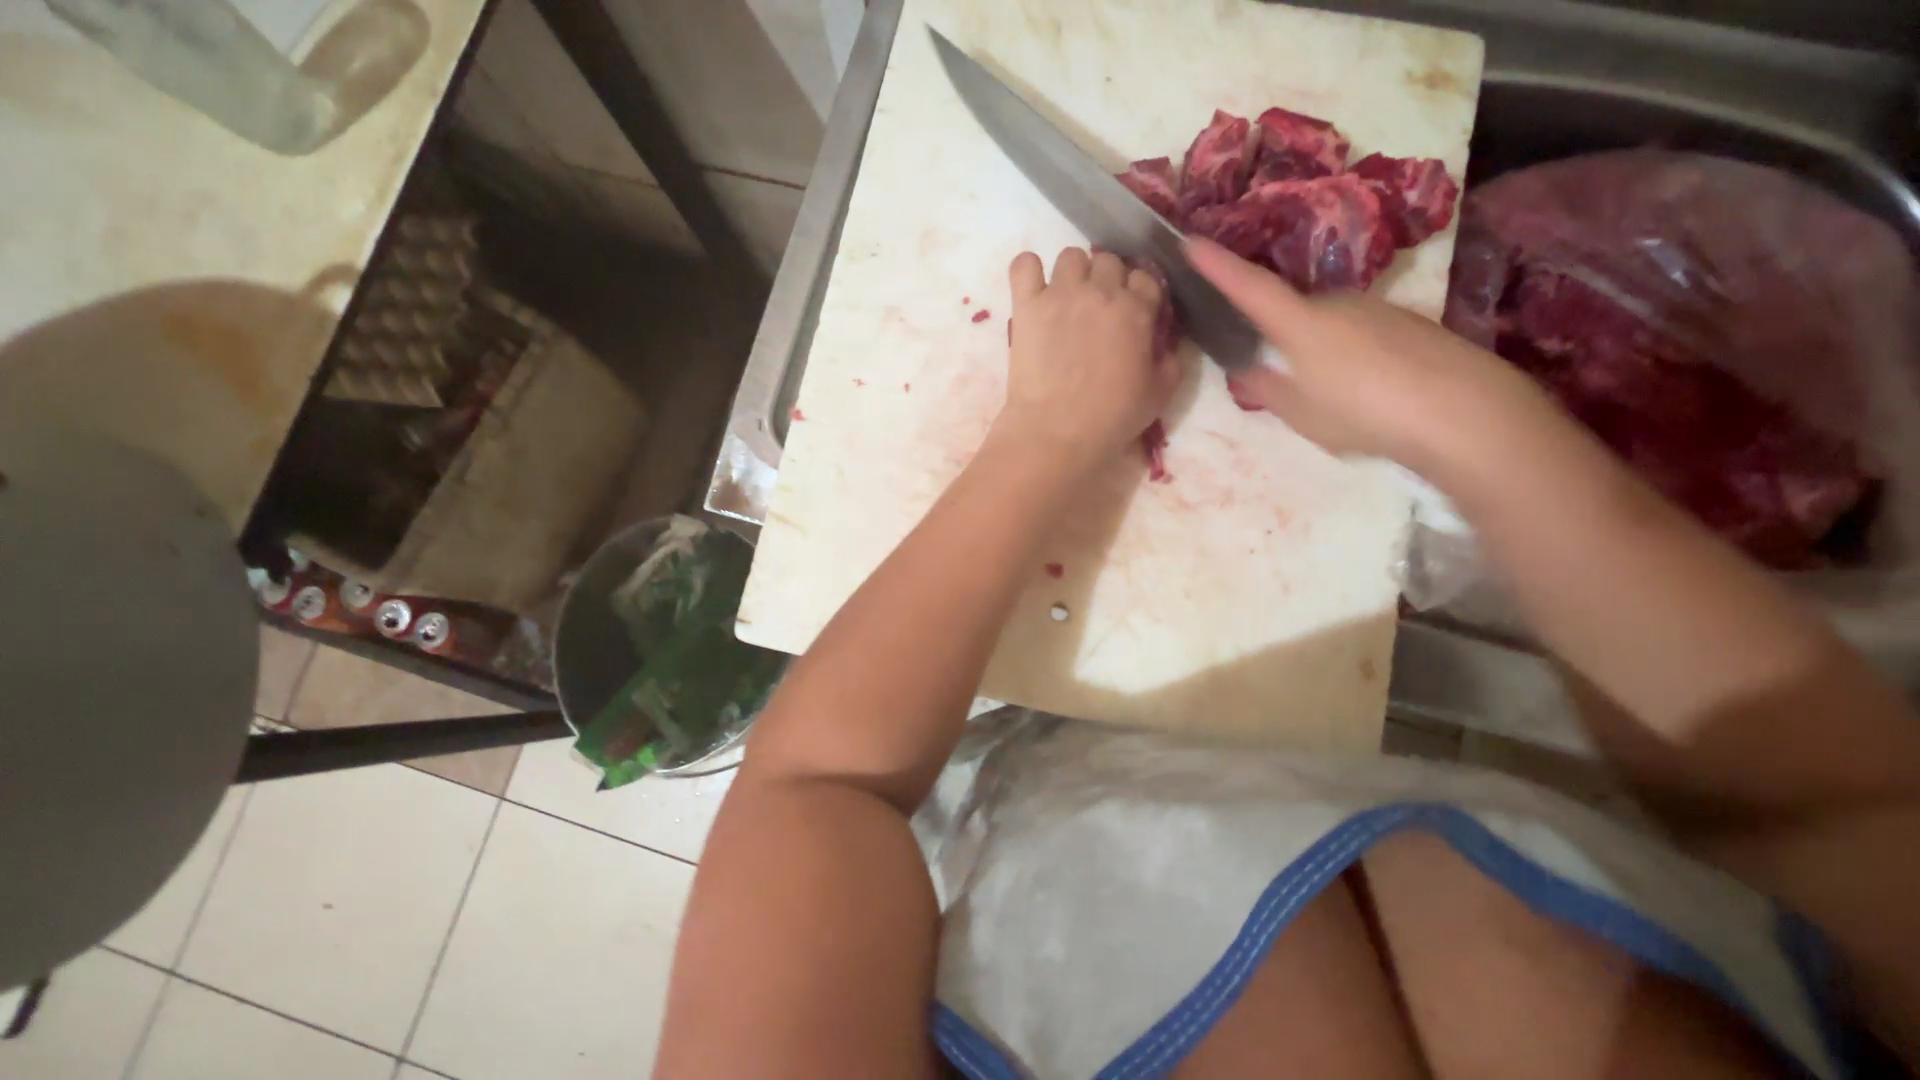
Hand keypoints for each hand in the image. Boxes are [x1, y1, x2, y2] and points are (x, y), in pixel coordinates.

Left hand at [990, 247, 1182, 472]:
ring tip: (1067, 301)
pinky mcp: (1027, 304)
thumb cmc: (1113, 416)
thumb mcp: (1160, 393)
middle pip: (1108, 261)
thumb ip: (1171, 361)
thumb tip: (1168, 345)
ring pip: (1071, 256)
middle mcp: (1101, 291)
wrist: (1059, 431)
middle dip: (1107, 281)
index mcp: (1138, 309)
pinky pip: (1024, 264)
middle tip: (1098, 311)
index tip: (1131, 313)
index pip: (1145, 277)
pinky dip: (1028, 270)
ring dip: (1073, 273)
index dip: (1139, 293)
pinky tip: (1033, 289)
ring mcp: (1061, 293)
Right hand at [1186, 237, 1547, 474]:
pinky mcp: (1410, 323)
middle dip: (1282, 333)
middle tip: (1281, 372)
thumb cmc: (1363, 412)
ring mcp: (1377, 309)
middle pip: (1295, 311)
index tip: (1190, 241)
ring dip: (1323, 349)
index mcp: (1299, 323)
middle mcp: (1336, 303)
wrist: (1459, 409)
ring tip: (1334, 395)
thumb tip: (1246, 370)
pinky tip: (1372, 390)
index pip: (1248, 288)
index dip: (1218, 266)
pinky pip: (1366, 334)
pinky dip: (1358, 356)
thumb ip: (1267, 390)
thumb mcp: (1301, 414)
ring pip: (1333, 323)